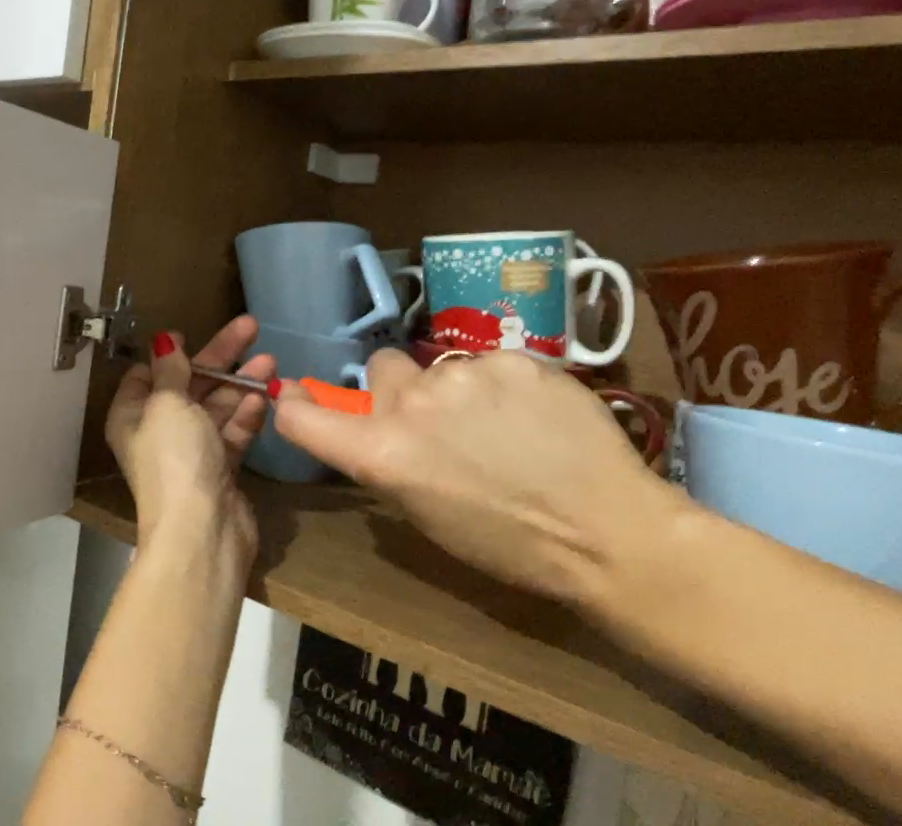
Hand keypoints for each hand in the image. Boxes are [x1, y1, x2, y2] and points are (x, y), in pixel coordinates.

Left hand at [105, 315, 274, 552]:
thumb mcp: (167, 404)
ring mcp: (191, 451)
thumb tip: (162, 339)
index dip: (169, 353)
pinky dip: (246, 415)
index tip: (190, 333)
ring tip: (271, 360)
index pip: (147, 375)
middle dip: (219, 357)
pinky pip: (232, 433)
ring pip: (216, 407)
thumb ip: (170, 369)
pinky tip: (264, 396)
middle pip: (189, 385)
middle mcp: (158, 431)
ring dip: (241, 383)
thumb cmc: (175, 458)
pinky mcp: (220, 469)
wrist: (202, 529)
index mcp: (132, 415)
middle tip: (252, 327)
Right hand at [273, 349, 684, 609]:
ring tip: (504, 427)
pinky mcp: (515, 357)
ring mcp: (464, 373)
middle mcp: (411, 404)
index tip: (293, 394)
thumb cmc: (510, 545)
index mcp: (381, 454)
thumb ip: (387, 463)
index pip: (303, 416)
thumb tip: (376, 432)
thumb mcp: (425, 516)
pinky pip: (491, 362)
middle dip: (399, 391)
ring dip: (456, 389)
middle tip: (439, 425)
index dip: (293, 402)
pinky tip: (537, 417)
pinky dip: (505, 385)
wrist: (609, 533)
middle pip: (381, 371)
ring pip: (440, 366)